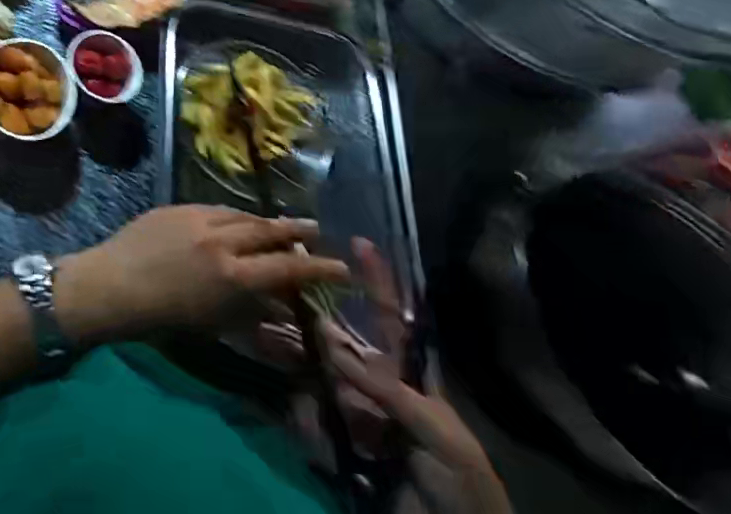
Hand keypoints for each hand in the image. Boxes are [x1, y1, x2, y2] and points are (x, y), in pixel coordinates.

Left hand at [56, 205, 348, 343]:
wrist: (113, 284)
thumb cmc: (165, 315)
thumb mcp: (220, 321)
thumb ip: (255, 308)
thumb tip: (282, 301)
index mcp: (236, 275)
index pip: (291, 267)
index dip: (322, 268)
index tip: (342, 268)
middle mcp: (220, 241)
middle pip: (268, 230)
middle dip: (296, 231)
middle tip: (316, 231)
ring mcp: (194, 219)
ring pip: (239, 214)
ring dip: (263, 220)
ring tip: (277, 223)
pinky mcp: (172, 208)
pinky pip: (211, 208)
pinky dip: (230, 214)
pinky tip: (235, 218)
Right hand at [262, 238, 511, 513]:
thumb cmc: (464, 488)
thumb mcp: (445, 440)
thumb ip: (395, 392)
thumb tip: (335, 348)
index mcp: (404, 376)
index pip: (388, 319)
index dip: (376, 281)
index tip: (358, 242)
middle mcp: (367, 382)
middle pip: (328, 336)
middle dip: (300, 315)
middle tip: (270, 293)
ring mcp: (342, 407)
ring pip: (303, 368)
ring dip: (286, 359)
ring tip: (265, 350)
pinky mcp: (323, 434)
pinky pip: (298, 412)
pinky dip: (298, 418)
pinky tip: (305, 426)